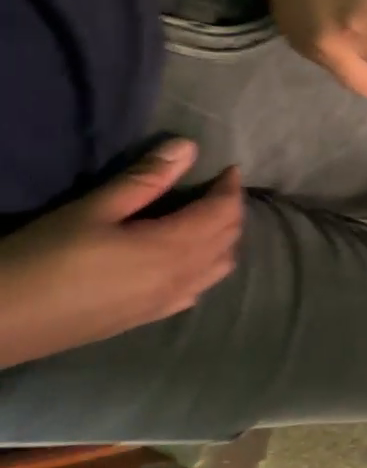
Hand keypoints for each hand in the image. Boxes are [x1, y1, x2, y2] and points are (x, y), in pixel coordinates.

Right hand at [0, 139, 243, 367]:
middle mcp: (182, 277)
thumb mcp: (88, 213)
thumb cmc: (36, 261)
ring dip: (223, 241)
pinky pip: (195, 292)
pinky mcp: (144, 320)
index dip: (230, 188)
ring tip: (206, 221)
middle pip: (228, 238)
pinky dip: (205, 270)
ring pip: (219, 267)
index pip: (224, 212)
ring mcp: (165, 303)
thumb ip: (144, 180)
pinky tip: (187, 263)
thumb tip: (189, 147)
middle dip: (230, 211)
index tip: (229, 170)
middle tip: (217, 190)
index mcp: (175, 248)